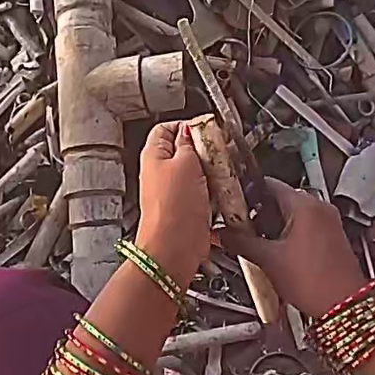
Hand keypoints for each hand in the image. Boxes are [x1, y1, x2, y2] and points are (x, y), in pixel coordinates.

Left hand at [135, 121, 211, 287]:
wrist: (175, 249)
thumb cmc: (172, 210)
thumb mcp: (185, 163)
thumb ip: (189, 143)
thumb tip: (192, 128)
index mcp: (153, 156)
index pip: (168, 128)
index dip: (188, 126)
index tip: (207, 129)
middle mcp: (161, 172)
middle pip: (186, 150)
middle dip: (205, 150)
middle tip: (218, 153)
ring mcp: (175, 191)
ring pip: (198, 171)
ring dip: (213, 172)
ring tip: (220, 174)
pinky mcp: (188, 208)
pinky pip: (205, 192)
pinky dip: (215, 191)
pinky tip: (221, 193)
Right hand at [220, 179, 365, 316]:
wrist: (344, 306)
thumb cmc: (314, 282)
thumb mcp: (268, 260)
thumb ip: (241, 242)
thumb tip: (222, 233)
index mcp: (304, 205)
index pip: (268, 184)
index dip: (246, 192)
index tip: (230, 203)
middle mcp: (319, 207)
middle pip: (279, 198)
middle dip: (257, 212)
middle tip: (237, 225)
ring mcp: (327, 222)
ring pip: (291, 213)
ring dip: (271, 224)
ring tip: (253, 240)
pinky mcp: (330, 237)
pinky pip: (303, 226)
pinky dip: (286, 233)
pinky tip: (274, 250)